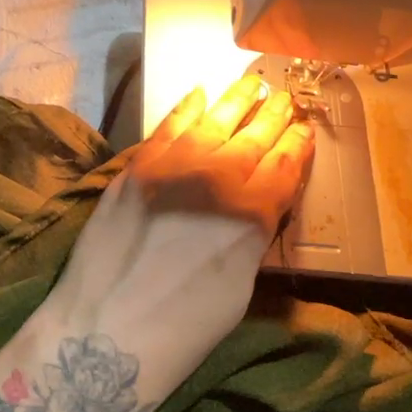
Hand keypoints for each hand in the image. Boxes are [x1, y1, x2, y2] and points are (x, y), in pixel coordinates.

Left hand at [27, 76, 315, 400]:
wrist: (106, 327)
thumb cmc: (182, 328)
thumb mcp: (240, 287)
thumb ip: (251, 236)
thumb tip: (255, 209)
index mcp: (253, 216)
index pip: (284, 167)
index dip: (297, 145)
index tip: (305, 127)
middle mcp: (217, 181)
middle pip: (253, 138)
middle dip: (272, 115)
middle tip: (284, 96)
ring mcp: (172, 169)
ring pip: (213, 122)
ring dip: (235, 101)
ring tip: (251, 83)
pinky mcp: (135, 168)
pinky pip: (166, 126)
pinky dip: (185, 108)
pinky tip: (198, 94)